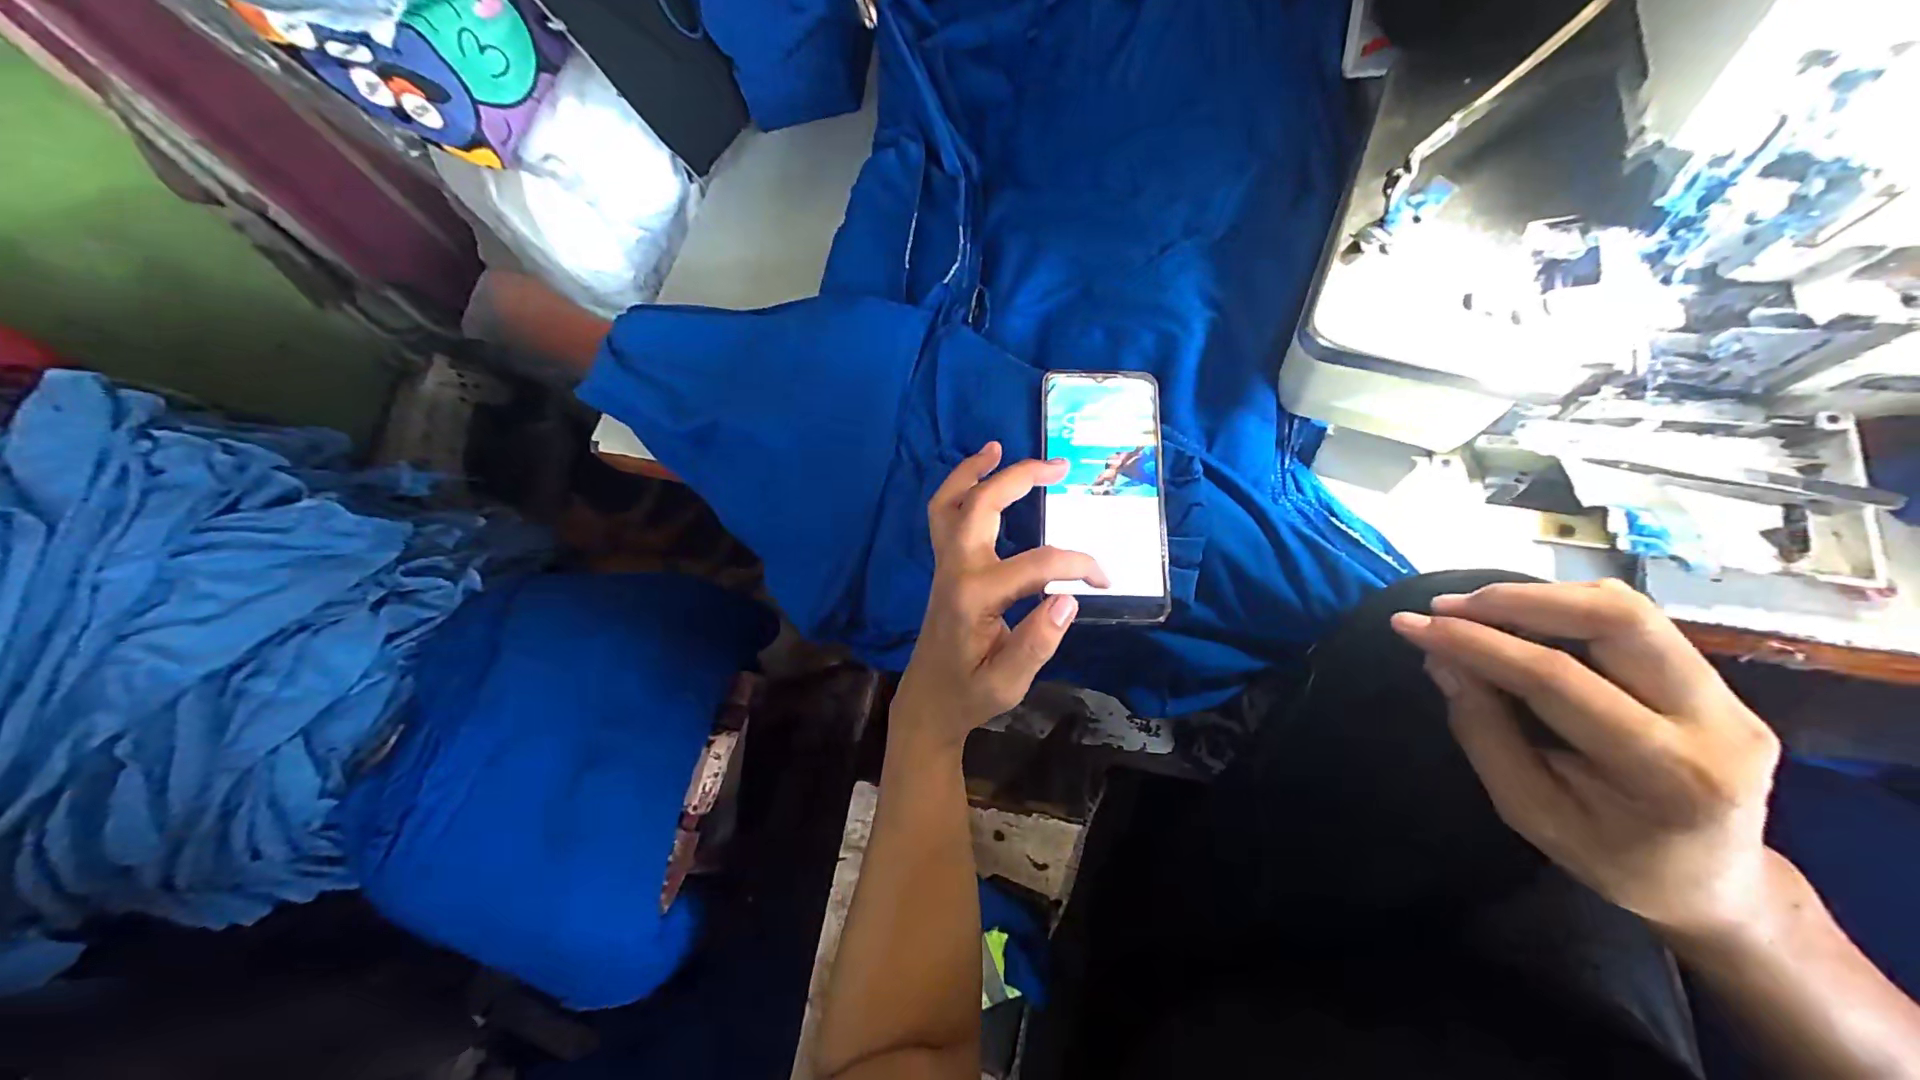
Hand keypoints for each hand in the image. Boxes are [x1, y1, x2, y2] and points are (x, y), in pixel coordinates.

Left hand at [893, 443, 1108, 753]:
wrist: (929, 701)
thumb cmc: (970, 693)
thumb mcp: (1008, 683)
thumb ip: (1037, 643)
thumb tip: (1068, 598)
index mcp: (975, 597)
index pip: (1036, 565)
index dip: (1077, 566)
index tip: (1104, 579)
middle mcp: (956, 570)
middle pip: (981, 507)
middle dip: (1019, 479)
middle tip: (1059, 468)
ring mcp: (945, 564)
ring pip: (950, 503)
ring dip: (974, 472)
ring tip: (998, 448)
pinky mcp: (944, 566)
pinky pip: (943, 516)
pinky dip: (958, 489)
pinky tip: (979, 477)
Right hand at [1391, 579, 1781, 936]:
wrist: (1716, 886)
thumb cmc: (1610, 857)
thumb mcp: (1528, 809)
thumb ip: (1484, 731)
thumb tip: (1441, 659)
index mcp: (1668, 773)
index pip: (1556, 679)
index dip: (1473, 642)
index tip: (1409, 624)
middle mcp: (1716, 723)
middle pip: (1617, 620)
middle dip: (1517, 600)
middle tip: (1445, 606)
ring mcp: (1730, 697)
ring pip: (1629, 609)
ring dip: (1538, 596)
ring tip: (1473, 608)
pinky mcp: (1718, 682)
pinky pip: (1634, 621)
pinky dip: (1563, 608)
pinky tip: (1519, 621)